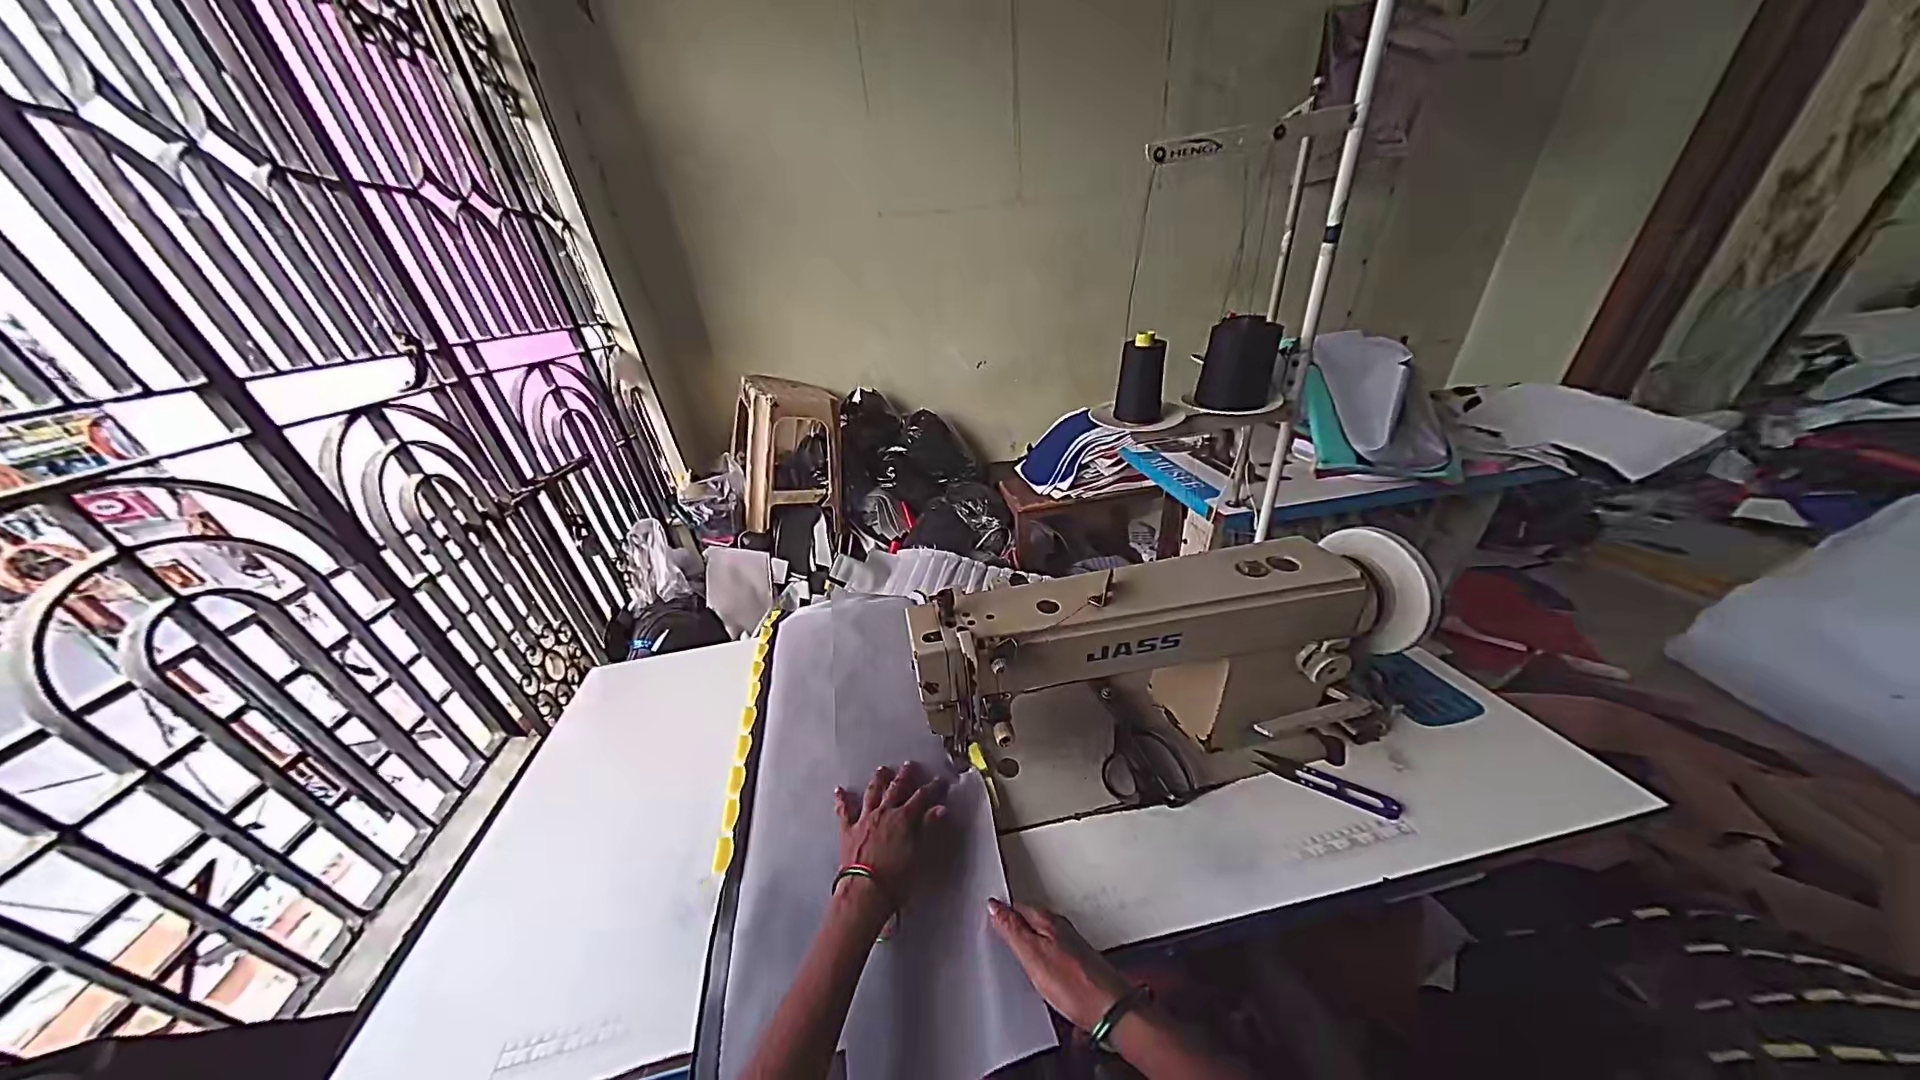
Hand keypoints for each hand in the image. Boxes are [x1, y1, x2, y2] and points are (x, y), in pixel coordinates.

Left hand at [834, 761, 948, 909]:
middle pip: (896, 789)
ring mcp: (864, 820)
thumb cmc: (896, 878)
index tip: (940, 781)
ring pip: (872, 793)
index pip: (922, 797)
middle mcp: (884, 813)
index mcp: (904, 818)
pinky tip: (839, 790)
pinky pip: (844, 811)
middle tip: (909, 766)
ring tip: (882, 770)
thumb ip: (928, 828)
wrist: (865, 892)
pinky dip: (842, 800)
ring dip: (878, 780)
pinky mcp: (848, 830)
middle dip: (904, 777)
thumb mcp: (919, 853)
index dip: (932, 788)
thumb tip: (940, 809)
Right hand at [987, 899, 1132, 1030]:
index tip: (987, 916)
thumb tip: (995, 907)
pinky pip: (1049, 949)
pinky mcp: (1075, 962)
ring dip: (1026, 939)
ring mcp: (1069, 944)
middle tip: (995, 930)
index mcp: (1048, 920)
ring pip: (1040, 934)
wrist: (1111, 1011)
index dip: (1000, 911)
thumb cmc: (1076, 986)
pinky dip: (1038, 954)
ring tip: (1012, 948)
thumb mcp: (1034, 957)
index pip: (1017, 905)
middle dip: (1012, 923)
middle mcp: (1060, 927)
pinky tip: (1036, 968)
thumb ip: (1013, 930)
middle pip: (1029, 918)